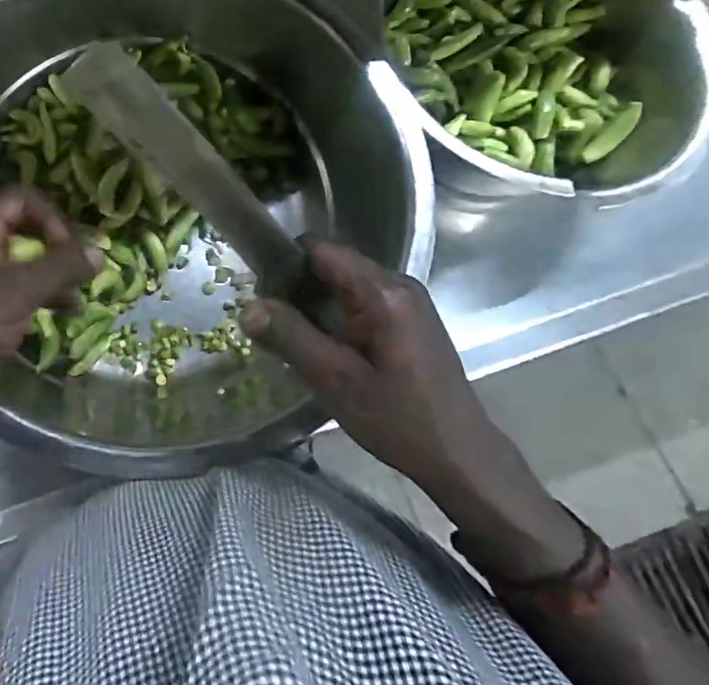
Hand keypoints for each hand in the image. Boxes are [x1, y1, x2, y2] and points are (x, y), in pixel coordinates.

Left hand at [0, 187, 101, 411]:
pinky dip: (51, 290)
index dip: (49, 216)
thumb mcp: (22, 289)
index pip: (20, 199)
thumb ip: (63, 266)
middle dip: (59, 243)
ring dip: (59, 268)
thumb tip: (101, 251)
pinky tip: (72, 307)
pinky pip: (29, 283)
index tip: (66, 246)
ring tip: (83, 286)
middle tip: (81, 263)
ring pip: (32, 256)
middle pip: (29, 225)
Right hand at [237, 242, 502, 494]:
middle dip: (298, 285)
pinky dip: (337, 312)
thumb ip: (289, 336)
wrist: (462, 458)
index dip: (286, 264)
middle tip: (274, 322)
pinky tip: (328, 345)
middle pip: (333, 262)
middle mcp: (399, 283)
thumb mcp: (335, 380)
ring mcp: (410, 299)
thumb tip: (247, 307)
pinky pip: (362, 297)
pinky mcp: (412, 316)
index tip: (263, 295)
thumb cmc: (399, 420)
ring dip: (317, 300)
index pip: (320, 249)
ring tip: (296, 335)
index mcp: (383, 292)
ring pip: (346, 280)